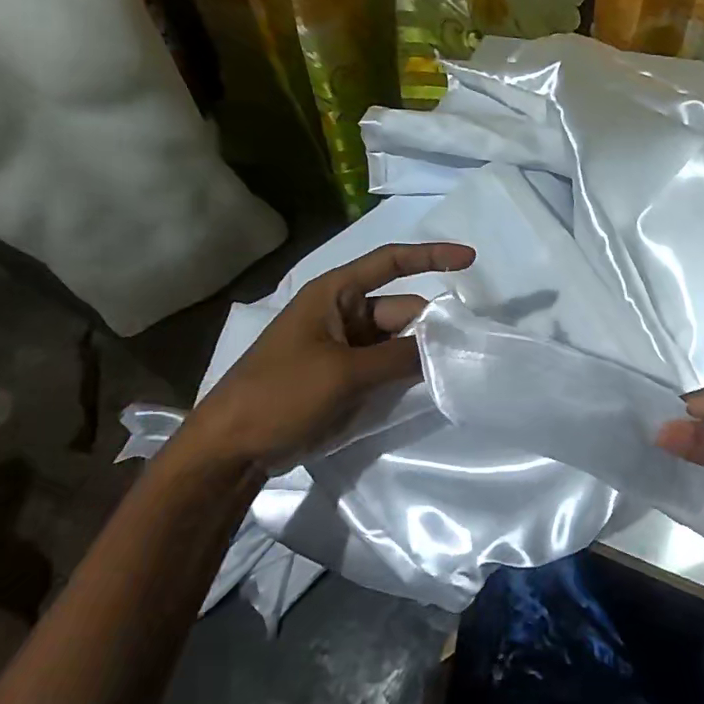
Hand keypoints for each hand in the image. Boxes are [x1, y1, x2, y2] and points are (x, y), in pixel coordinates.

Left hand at [184, 241, 474, 471]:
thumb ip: (398, 358)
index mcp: (334, 294)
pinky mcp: (342, 377)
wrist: (233, 446)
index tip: (470, 259)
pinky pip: (382, 366)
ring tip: (452, 371)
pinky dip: (403, 374)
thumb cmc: (281, 393)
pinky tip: (425, 388)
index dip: (431, 256)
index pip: (389, 262)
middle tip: (463, 353)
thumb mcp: (344, 373)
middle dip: (429, 326)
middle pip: (399, 310)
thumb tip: (442, 349)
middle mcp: (341, 313)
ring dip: (418, 354)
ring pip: (394, 342)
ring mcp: (341, 347)